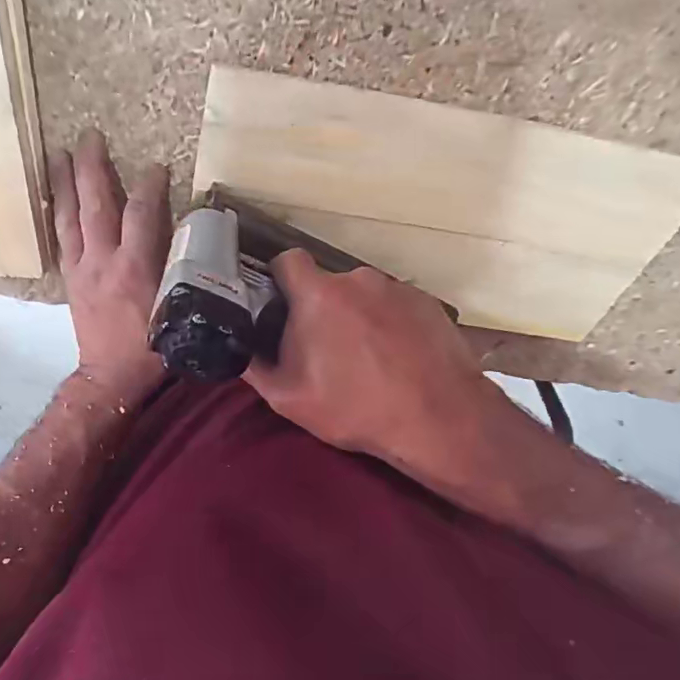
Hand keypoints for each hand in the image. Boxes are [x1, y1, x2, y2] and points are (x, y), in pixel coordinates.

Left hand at [48, 128, 170, 401]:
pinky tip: (57, 198)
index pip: (142, 215)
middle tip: (90, 136)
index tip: (157, 166)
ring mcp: (81, 269)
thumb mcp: (179, 312)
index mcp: (134, 269)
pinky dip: (59, 212)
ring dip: (65, 182)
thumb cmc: (151, 350)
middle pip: (95, 204)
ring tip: (61, 154)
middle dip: (93, 167)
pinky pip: (61, 237)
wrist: (109, 378)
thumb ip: (185, 276)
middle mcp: (103, 261)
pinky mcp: (70, 279)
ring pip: (69, 216)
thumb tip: (197, 245)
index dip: (150, 187)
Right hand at [244, 251, 510, 468]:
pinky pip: (397, 307)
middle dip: (324, 310)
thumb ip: (256, 367)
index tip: (283, 305)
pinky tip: (401, 358)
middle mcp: (359, 280)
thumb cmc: (358, 408)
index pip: (289, 261)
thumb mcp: (291, 399)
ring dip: (360, 318)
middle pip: (330, 285)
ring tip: (371, 360)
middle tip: (329, 351)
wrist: (438, 418)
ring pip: (365, 297)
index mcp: (320, 295)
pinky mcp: (427, 303)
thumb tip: (240, 348)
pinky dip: (392, 325)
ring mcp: (398, 289)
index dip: (281, 279)